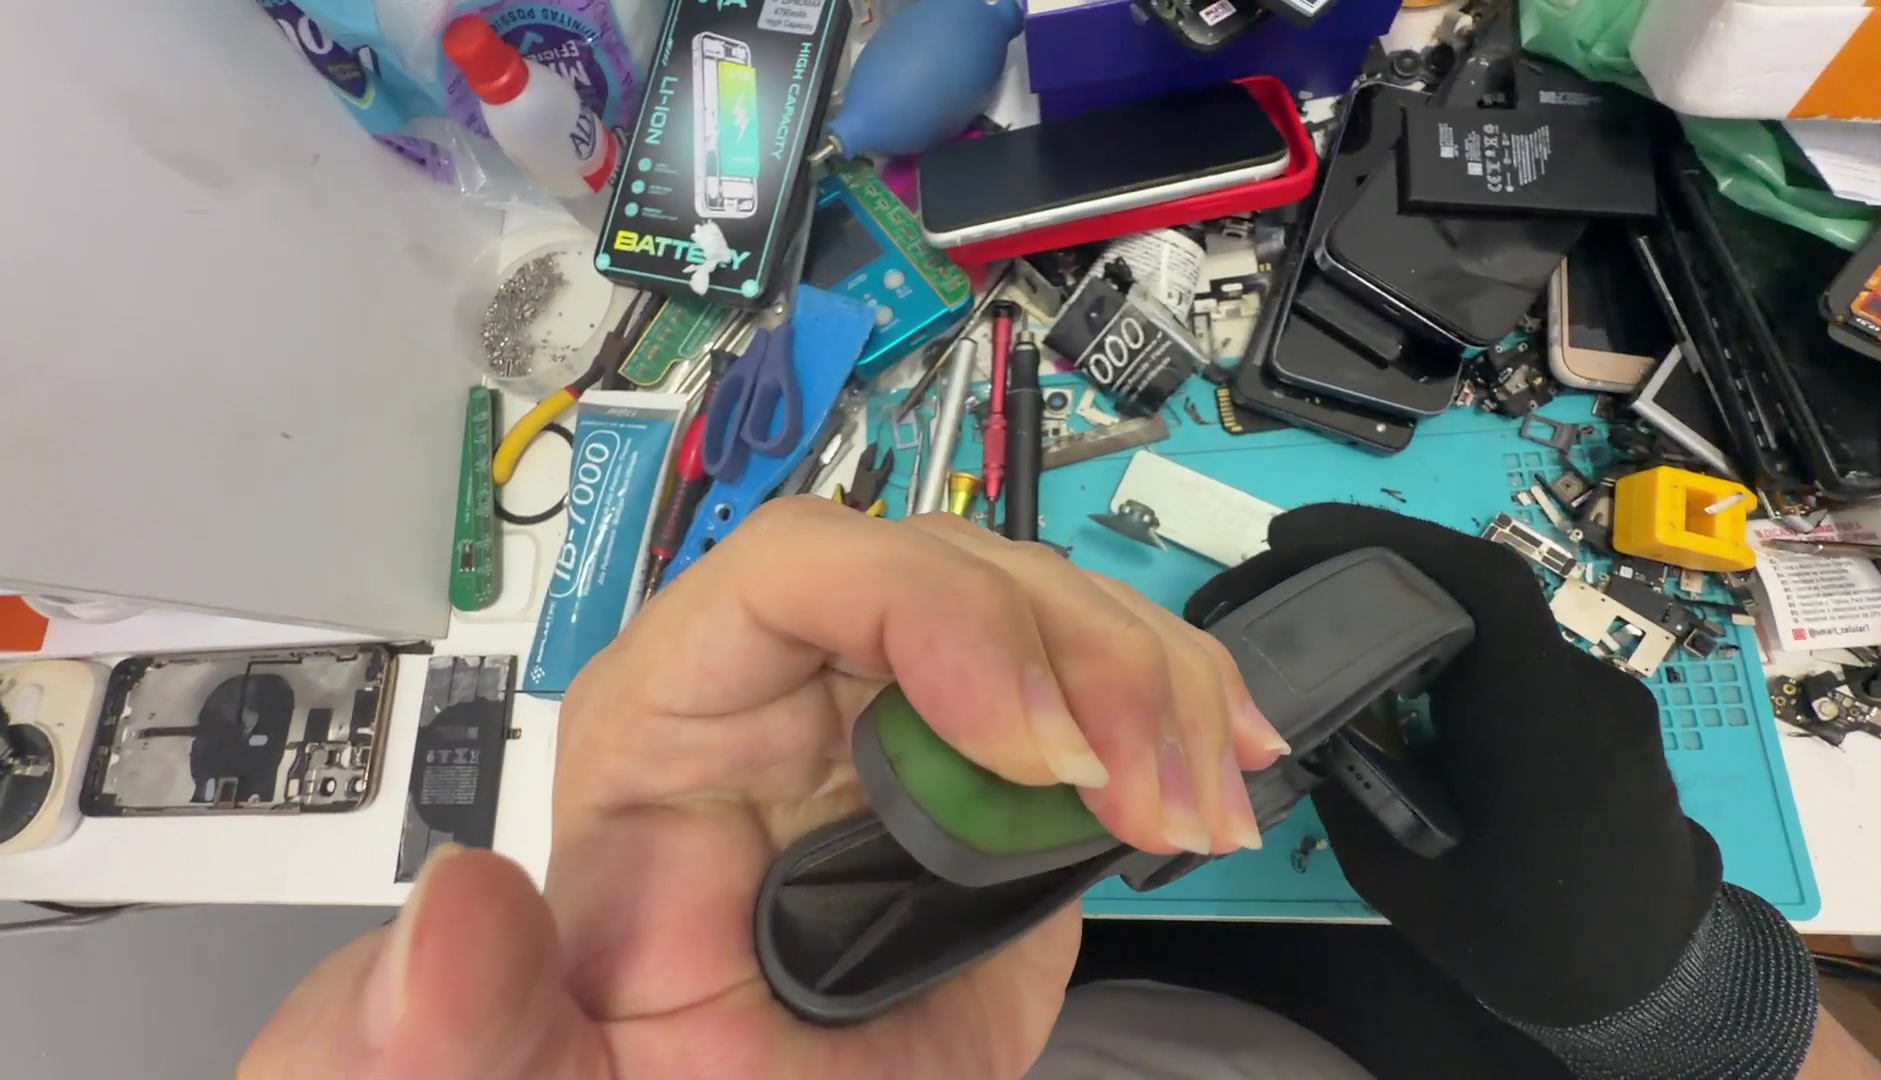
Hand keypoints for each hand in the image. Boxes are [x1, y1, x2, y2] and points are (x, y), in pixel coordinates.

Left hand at [242, 497, 1285, 1079]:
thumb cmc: (671, 1058)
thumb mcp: (556, 1077)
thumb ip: (459, 1034)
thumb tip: (454, 915)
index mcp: (682, 706)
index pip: (799, 566)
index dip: (934, 613)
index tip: (1039, 749)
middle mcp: (803, 664)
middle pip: (953, 564)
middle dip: (1081, 655)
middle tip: (1158, 790)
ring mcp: (914, 685)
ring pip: (1044, 596)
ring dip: (1147, 679)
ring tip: (1201, 798)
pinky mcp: (999, 730)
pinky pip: (1098, 655)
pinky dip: (1175, 691)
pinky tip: (1222, 749)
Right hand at [1187, 504, 1720, 1029]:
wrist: (1655, 983)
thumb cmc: (1530, 942)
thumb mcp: (1405, 883)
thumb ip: (1344, 791)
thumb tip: (1293, 720)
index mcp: (1540, 727)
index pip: (1484, 588)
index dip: (1390, 539)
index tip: (1293, 535)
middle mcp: (1573, 687)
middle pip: (1460, 583)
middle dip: (1353, 561)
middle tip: (1265, 576)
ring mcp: (1580, 688)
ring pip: (1470, 610)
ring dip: (1379, 594)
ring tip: (1298, 613)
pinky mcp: (1570, 699)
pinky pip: (1485, 641)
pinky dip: (1413, 629)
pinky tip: (1364, 661)